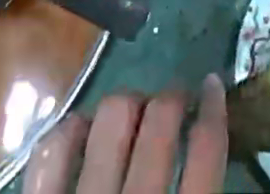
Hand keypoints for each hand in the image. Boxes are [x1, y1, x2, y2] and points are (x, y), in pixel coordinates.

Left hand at [24, 75, 227, 193]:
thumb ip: (201, 186)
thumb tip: (210, 139)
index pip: (207, 150)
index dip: (215, 107)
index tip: (213, 85)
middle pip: (159, 123)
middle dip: (173, 99)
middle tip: (176, 100)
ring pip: (111, 119)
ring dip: (128, 104)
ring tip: (133, 110)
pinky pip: (53, 149)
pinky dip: (71, 128)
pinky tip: (84, 126)